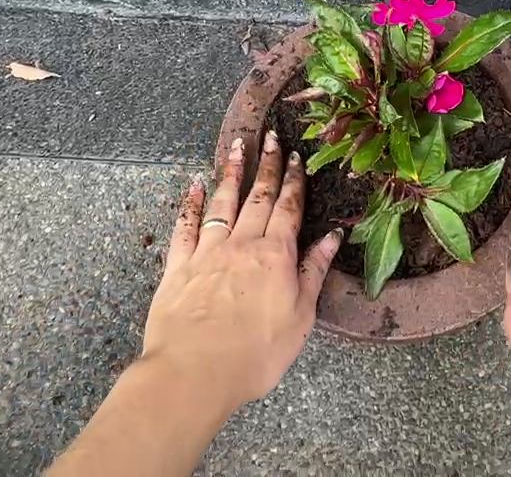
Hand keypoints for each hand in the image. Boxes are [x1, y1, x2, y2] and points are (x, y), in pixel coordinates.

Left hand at [144, 129, 342, 409]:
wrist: (193, 374)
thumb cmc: (254, 354)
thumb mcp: (300, 317)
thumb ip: (313, 272)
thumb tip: (332, 237)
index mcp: (275, 256)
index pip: (288, 208)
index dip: (294, 181)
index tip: (296, 157)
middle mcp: (242, 244)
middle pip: (258, 196)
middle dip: (267, 165)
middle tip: (271, 137)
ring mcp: (208, 252)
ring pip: (223, 202)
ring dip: (232, 172)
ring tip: (237, 146)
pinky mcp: (178, 267)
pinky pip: (186, 226)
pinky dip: (191, 203)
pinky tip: (195, 185)